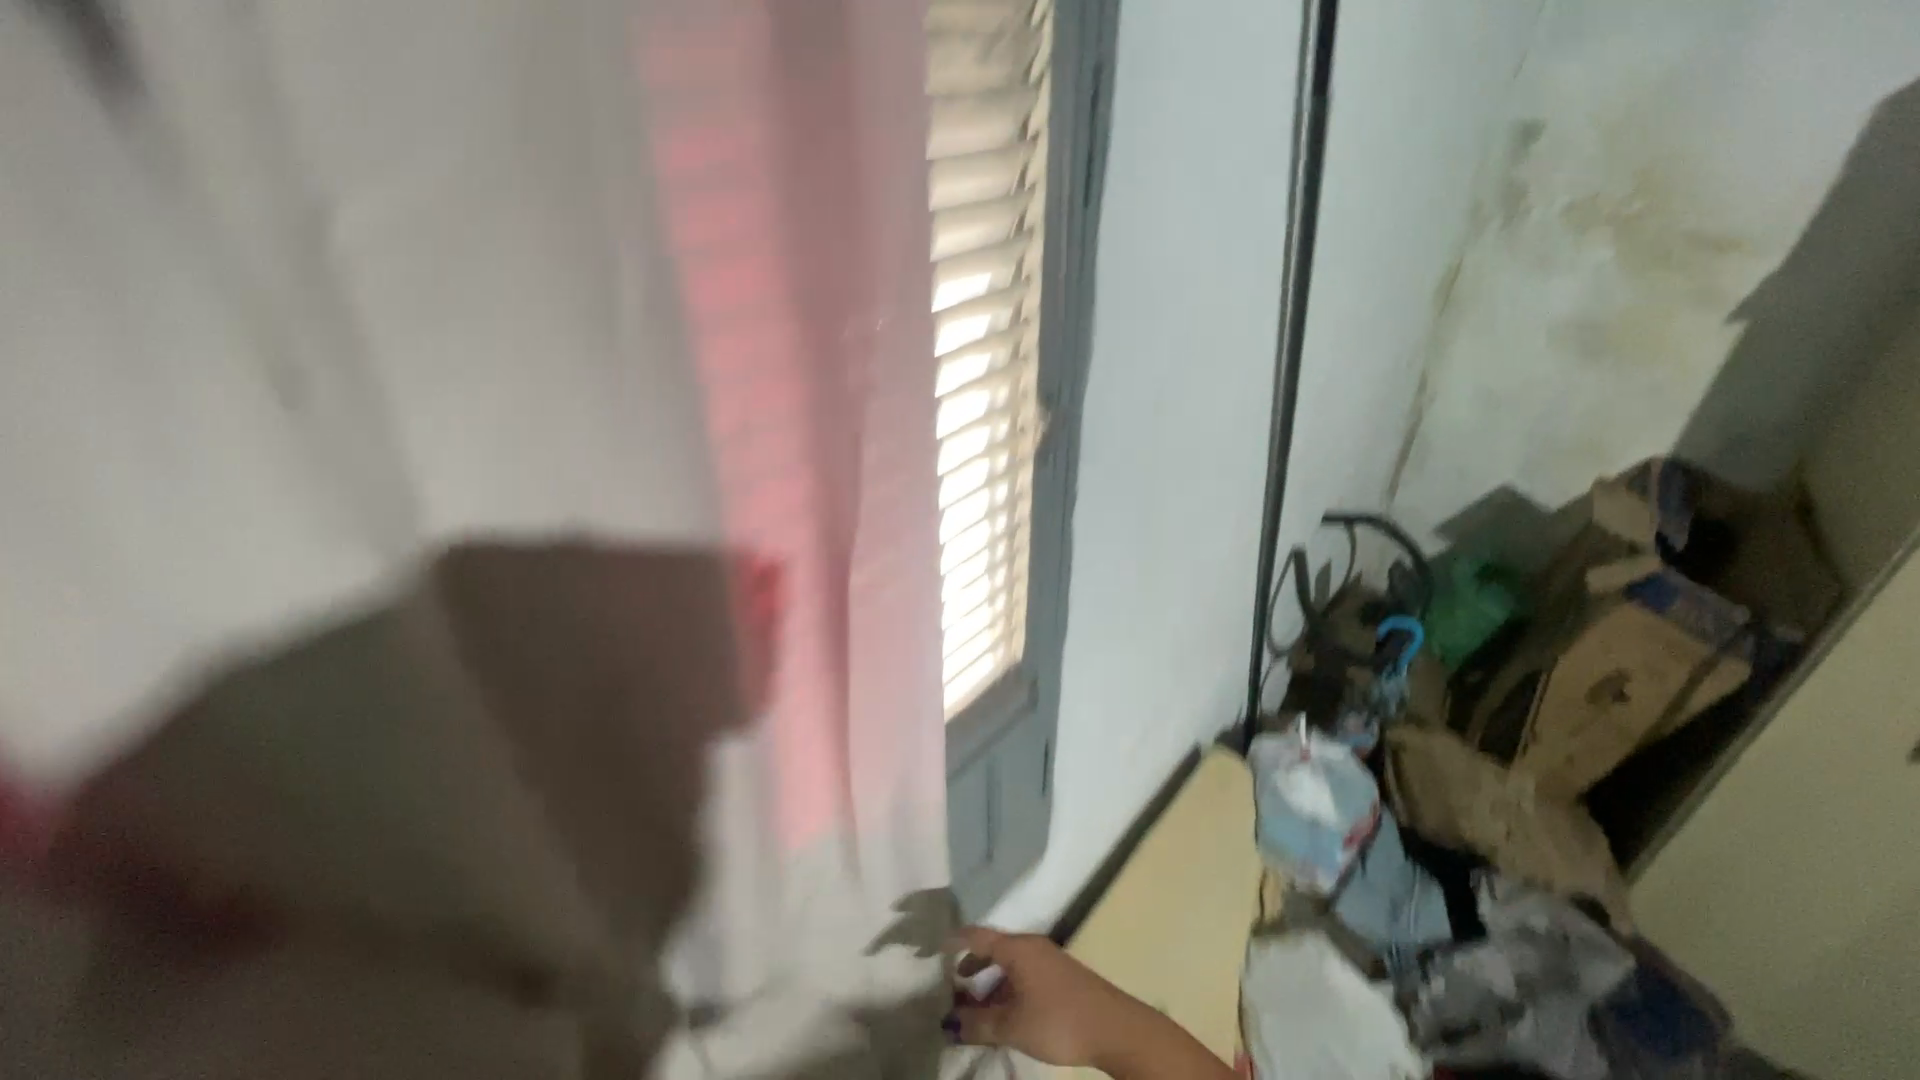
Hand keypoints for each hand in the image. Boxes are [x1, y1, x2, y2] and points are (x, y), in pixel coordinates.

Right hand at [944, 926, 1147, 1068]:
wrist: (1115, 1029)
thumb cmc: (1058, 1020)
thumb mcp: (1013, 1026)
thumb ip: (978, 1025)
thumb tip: (950, 1025)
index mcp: (1018, 949)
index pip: (978, 936)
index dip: (955, 941)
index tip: (934, 946)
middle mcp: (1032, 947)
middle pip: (994, 950)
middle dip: (972, 966)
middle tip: (951, 984)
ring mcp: (1049, 961)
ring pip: (1010, 966)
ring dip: (990, 984)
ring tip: (974, 1008)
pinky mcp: (1060, 978)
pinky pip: (1024, 976)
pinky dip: (1007, 989)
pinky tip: (1003, 1014)